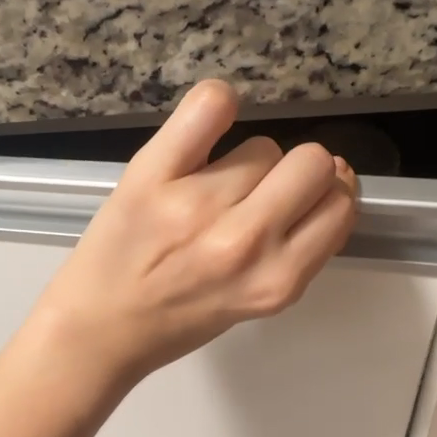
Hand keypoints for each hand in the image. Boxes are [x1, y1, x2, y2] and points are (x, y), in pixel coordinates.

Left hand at [25, 80, 358, 386]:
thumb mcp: (252, 301)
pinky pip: (208, 106)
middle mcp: (244, 242)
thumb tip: (333, 177)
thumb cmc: (176, 322)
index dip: (327, 196)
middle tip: (257, 196)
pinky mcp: (152, 175)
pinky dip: (215, 106)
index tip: (303, 201)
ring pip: (261, 146)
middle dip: (296, 174)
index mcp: (275, 281)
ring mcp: (197, 204)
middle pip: (311, 163)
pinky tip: (207, 128)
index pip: (338, 207)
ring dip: (245, 163)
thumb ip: (296, 249)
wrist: (97, 330)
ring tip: (208, 193)